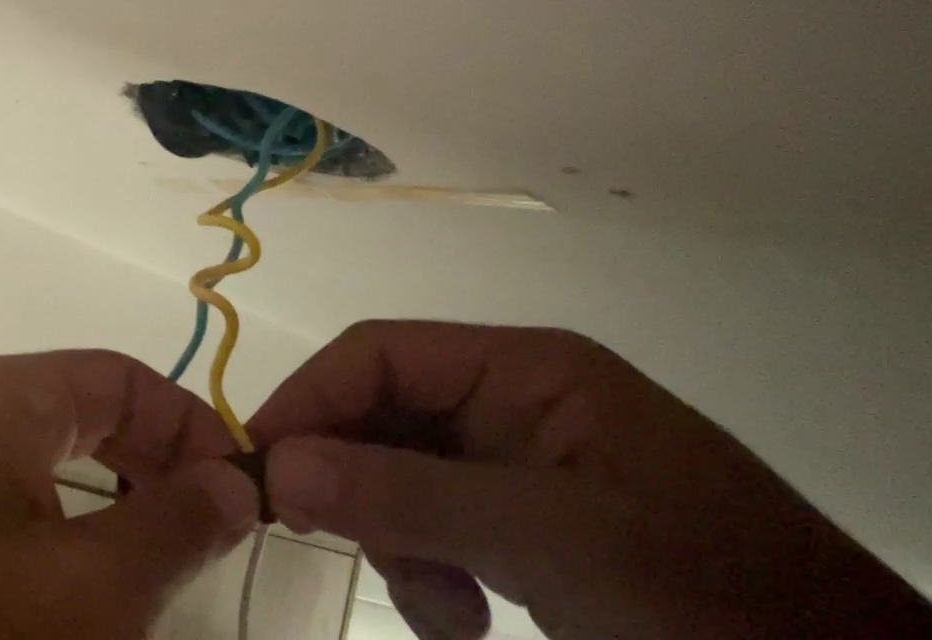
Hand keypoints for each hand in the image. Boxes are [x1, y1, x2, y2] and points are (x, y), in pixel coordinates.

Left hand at [0, 350, 260, 637]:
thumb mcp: (91, 588)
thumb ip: (174, 527)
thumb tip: (238, 482)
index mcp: (0, 396)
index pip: (119, 376)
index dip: (188, 423)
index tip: (243, 488)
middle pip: (88, 406)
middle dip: (158, 457)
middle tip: (217, 521)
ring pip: (56, 449)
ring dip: (120, 488)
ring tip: (170, 544)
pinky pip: (20, 488)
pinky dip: (73, 515)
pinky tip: (99, 564)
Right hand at [248, 321, 931, 638]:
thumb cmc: (708, 597)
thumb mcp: (550, 542)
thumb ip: (407, 496)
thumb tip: (276, 465)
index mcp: (525, 369)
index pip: (380, 354)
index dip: (310, 398)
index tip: (258, 464)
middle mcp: (514, 402)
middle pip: (384, 416)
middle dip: (356, 484)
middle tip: (326, 542)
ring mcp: (523, 465)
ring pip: (401, 477)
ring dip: (396, 540)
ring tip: (442, 611)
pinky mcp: (532, 524)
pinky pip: (438, 526)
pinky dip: (429, 572)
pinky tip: (463, 619)